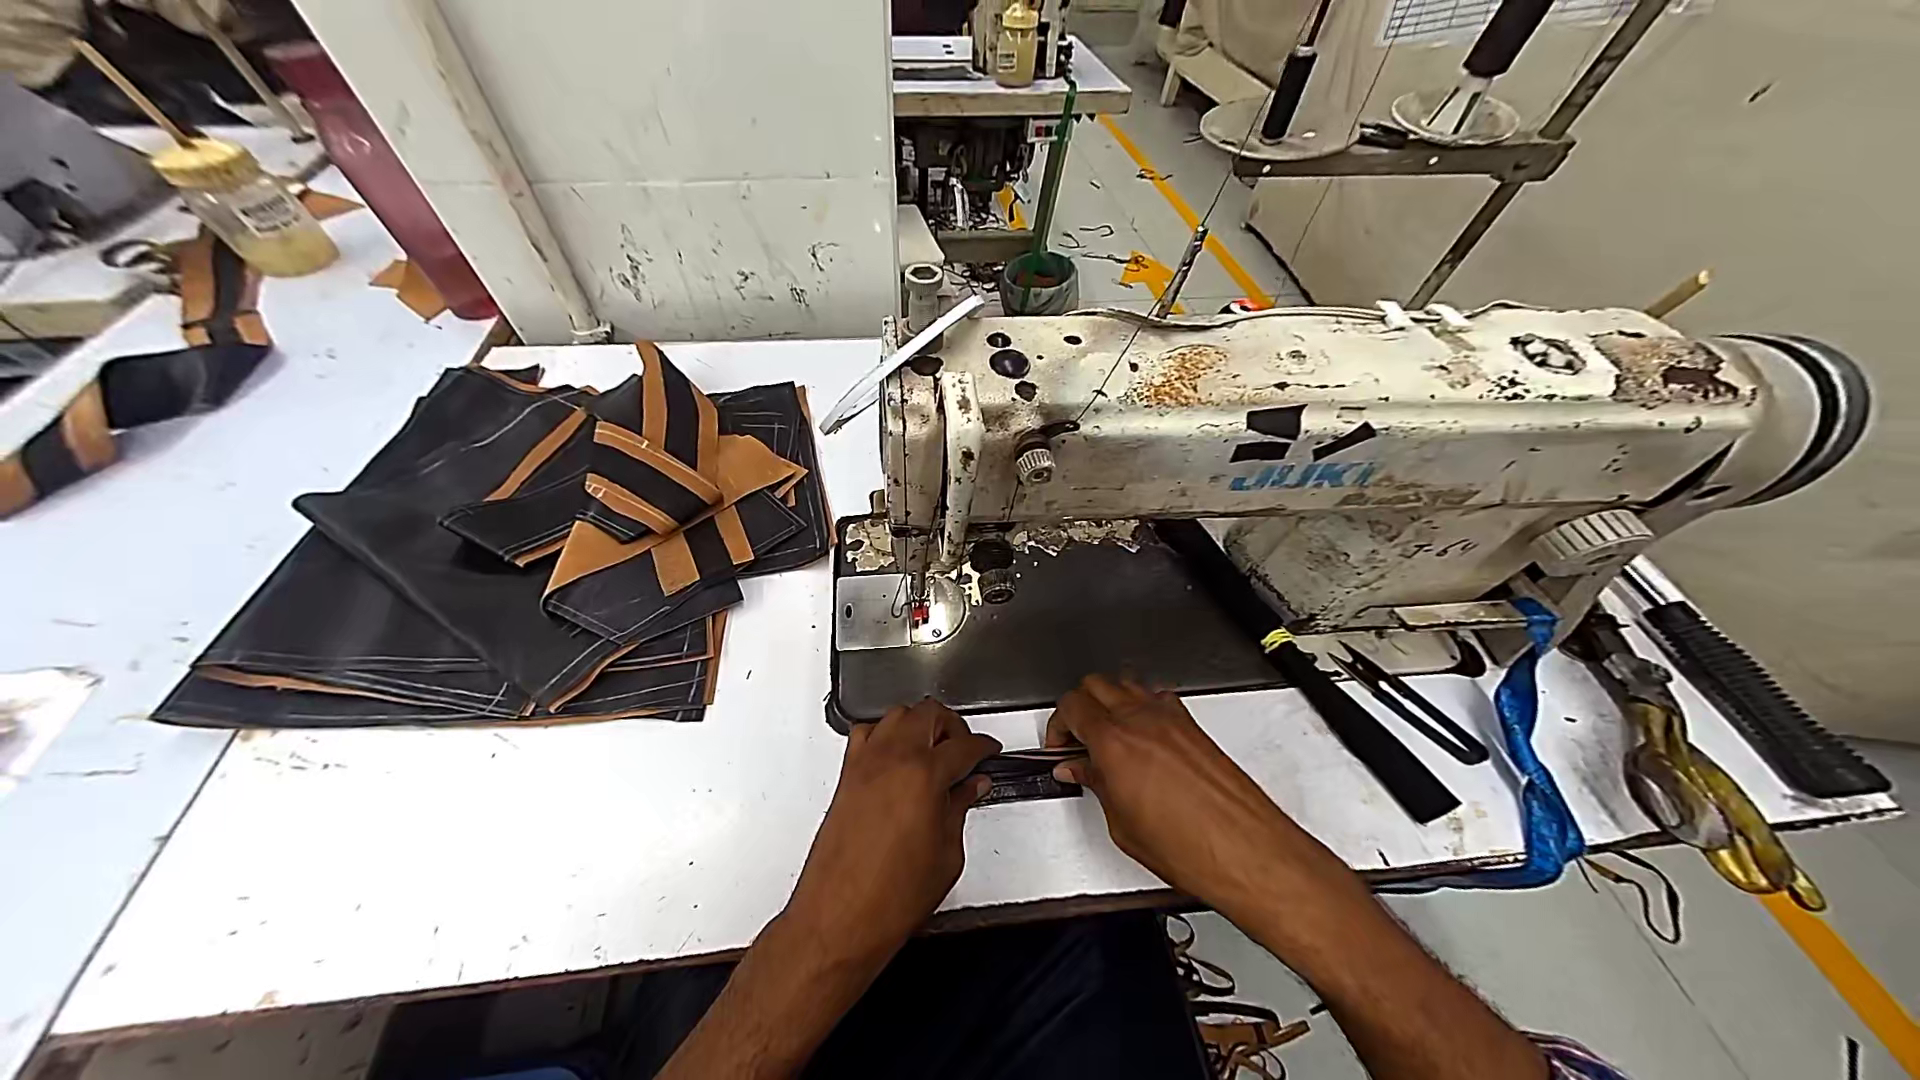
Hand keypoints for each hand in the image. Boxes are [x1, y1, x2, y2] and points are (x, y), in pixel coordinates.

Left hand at [784, 698, 1000, 959]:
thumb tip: (970, 788)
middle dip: (952, 726)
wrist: (839, 918)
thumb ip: (959, 808)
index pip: (965, 745)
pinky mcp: (846, 775)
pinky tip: (896, 754)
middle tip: (963, 748)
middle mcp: (892, 760)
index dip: (984, 747)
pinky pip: (867, 734)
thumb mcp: (946, 854)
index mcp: (925, 775)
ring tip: (934, 747)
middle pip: (929, 713)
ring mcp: (866, 764)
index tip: (988, 751)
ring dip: (919, 724)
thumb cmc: (887, 898)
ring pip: (897, 714)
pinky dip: (885, 734)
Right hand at [1046, 675, 1361, 920]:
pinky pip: (1155, 697)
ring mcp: (1170, 718)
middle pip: (1094, 685)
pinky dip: (1140, 707)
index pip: (1071, 706)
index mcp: (1115, 741)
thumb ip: (1095, 784)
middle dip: (1079, 707)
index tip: (1060, 745)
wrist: (1247, 852)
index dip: (1058, 725)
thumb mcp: (1122, 823)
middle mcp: (1142, 720)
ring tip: (1106, 734)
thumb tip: (1079, 770)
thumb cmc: (1193, 846)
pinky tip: (1140, 734)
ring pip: (1125, 684)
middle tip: (1077, 737)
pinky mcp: (1192, 725)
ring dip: (1109, 702)